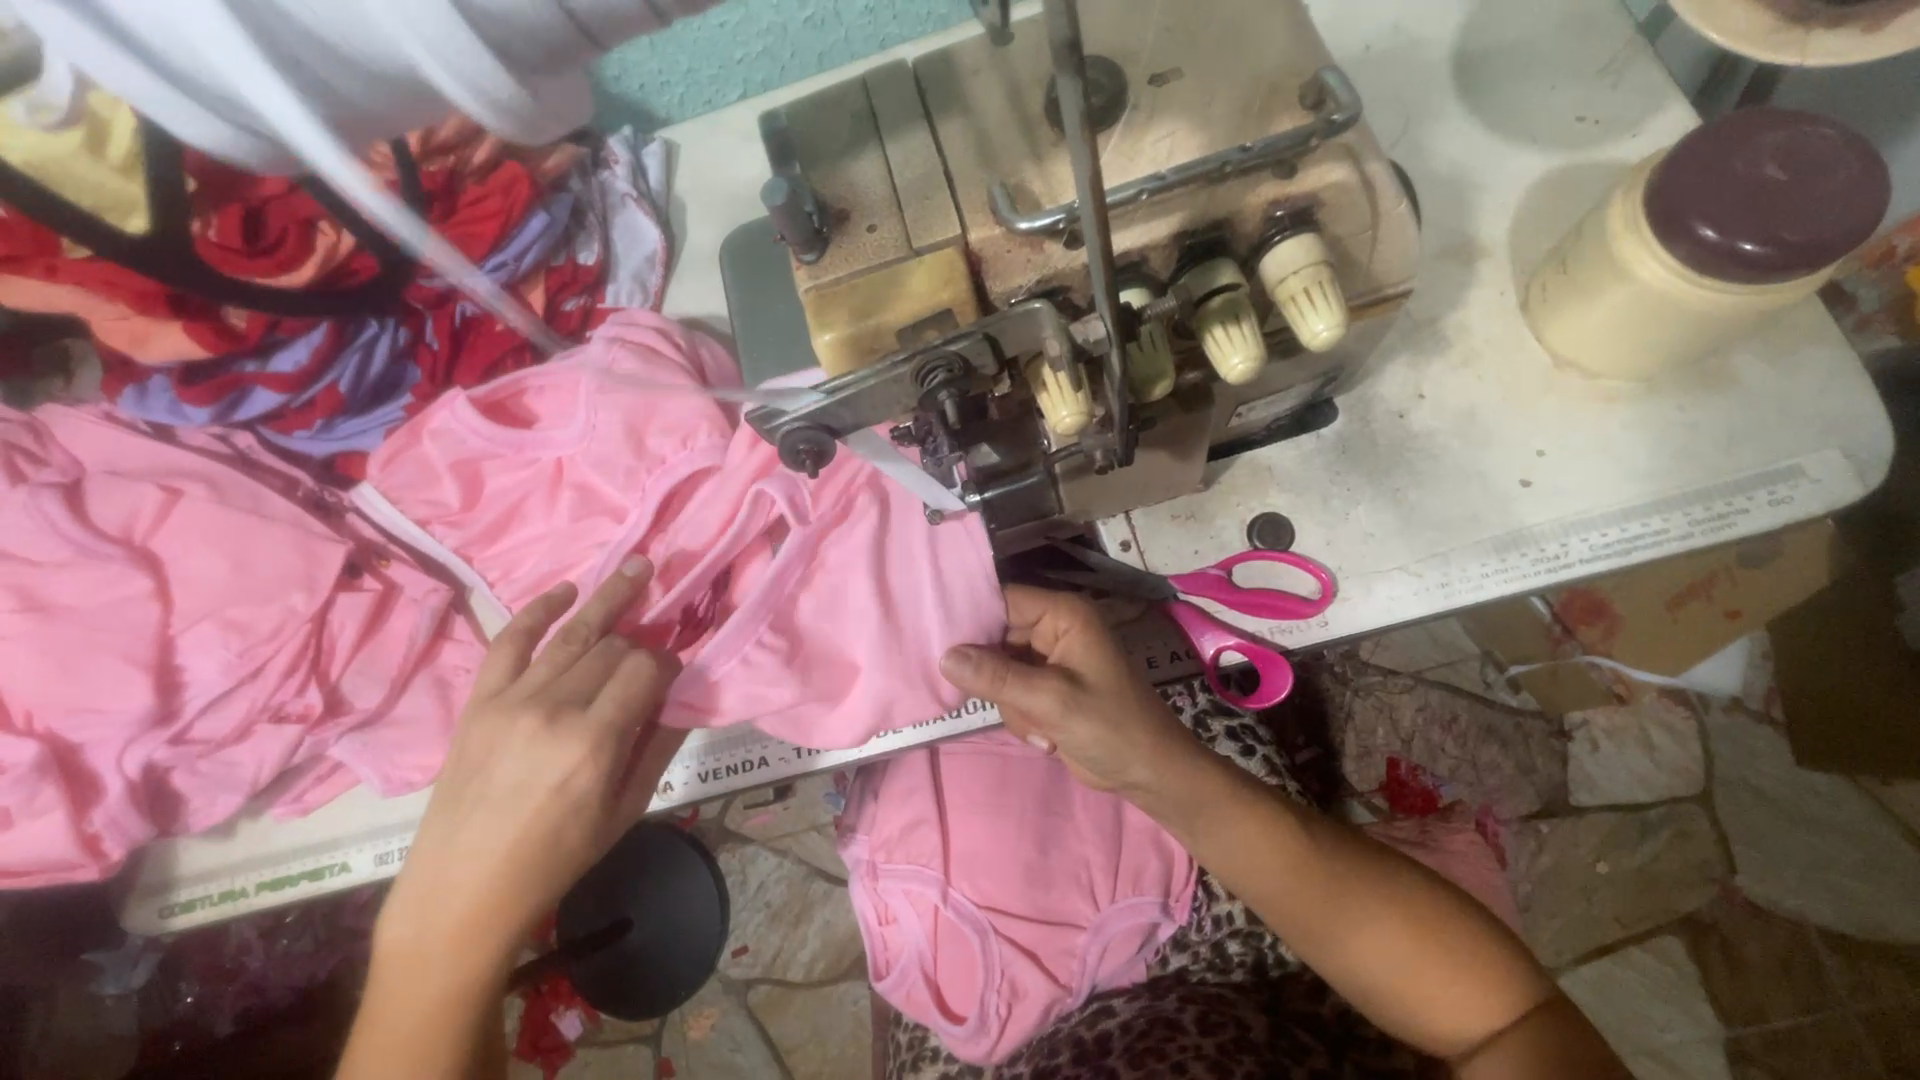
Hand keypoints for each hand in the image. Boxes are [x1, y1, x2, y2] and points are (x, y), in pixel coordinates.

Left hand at [377, 558, 686, 968]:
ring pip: (572, 634)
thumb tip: (685, 696)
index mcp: (595, 741)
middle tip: (658, 642)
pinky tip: (567, 591)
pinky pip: (510, 640)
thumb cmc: (558, 856)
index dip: (670, 664)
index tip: (677, 673)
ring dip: (609, 597)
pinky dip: (539, 610)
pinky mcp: (480, 700)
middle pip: (614, 648)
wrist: (464, 887)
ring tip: (638, 567)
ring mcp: (511, 699)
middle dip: (643, 641)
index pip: (646, 670)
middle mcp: (554, 708)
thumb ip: (659, 745)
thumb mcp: (626, 810)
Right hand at [939, 585, 1204, 797]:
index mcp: (1063, 614)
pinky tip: (1047, 737)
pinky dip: (1022, 717)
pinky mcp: (1045, 688)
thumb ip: (996, 677)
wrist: (1148, 772)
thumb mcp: (1050, 700)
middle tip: (1003, 701)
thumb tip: (944, 656)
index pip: (1002, 599)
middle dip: (995, 676)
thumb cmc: (1110, 726)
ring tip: (1043, 726)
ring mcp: (1049, 660)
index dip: (969, 616)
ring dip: (1013, 705)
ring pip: (997, 671)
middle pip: (994, 637)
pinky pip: (1010, 694)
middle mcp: (1054, 629)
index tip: (933, 637)